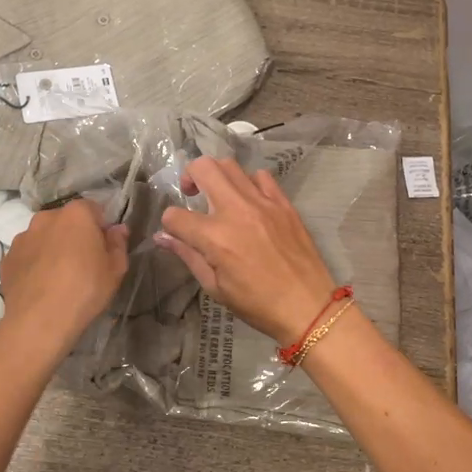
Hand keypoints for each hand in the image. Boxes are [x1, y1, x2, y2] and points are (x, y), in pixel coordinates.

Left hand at [0, 199, 128, 348]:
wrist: (39, 321)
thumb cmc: (85, 290)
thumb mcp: (115, 269)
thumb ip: (118, 243)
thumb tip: (117, 229)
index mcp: (76, 214)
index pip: (93, 209)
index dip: (100, 227)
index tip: (103, 249)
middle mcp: (45, 217)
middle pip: (66, 221)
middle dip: (74, 235)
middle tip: (83, 263)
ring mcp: (22, 237)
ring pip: (44, 237)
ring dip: (52, 248)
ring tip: (59, 277)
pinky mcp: (7, 258)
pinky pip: (27, 255)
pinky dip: (34, 264)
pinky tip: (41, 286)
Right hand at [155, 157, 335, 344]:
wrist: (309, 307)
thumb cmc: (258, 304)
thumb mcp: (215, 288)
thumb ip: (188, 255)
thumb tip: (162, 237)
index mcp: (215, 237)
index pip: (175, 215)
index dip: (169, 223)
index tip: (176, 232)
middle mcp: (236, 210)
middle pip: (203, 167)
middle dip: (189, 176)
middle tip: (193, 194)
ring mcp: (262, 202)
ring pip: (231, 165)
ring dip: (217, 175)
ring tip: (219, 194)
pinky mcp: (283, 202)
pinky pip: (261, 176)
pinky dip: (248, 182)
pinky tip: (249, 200)